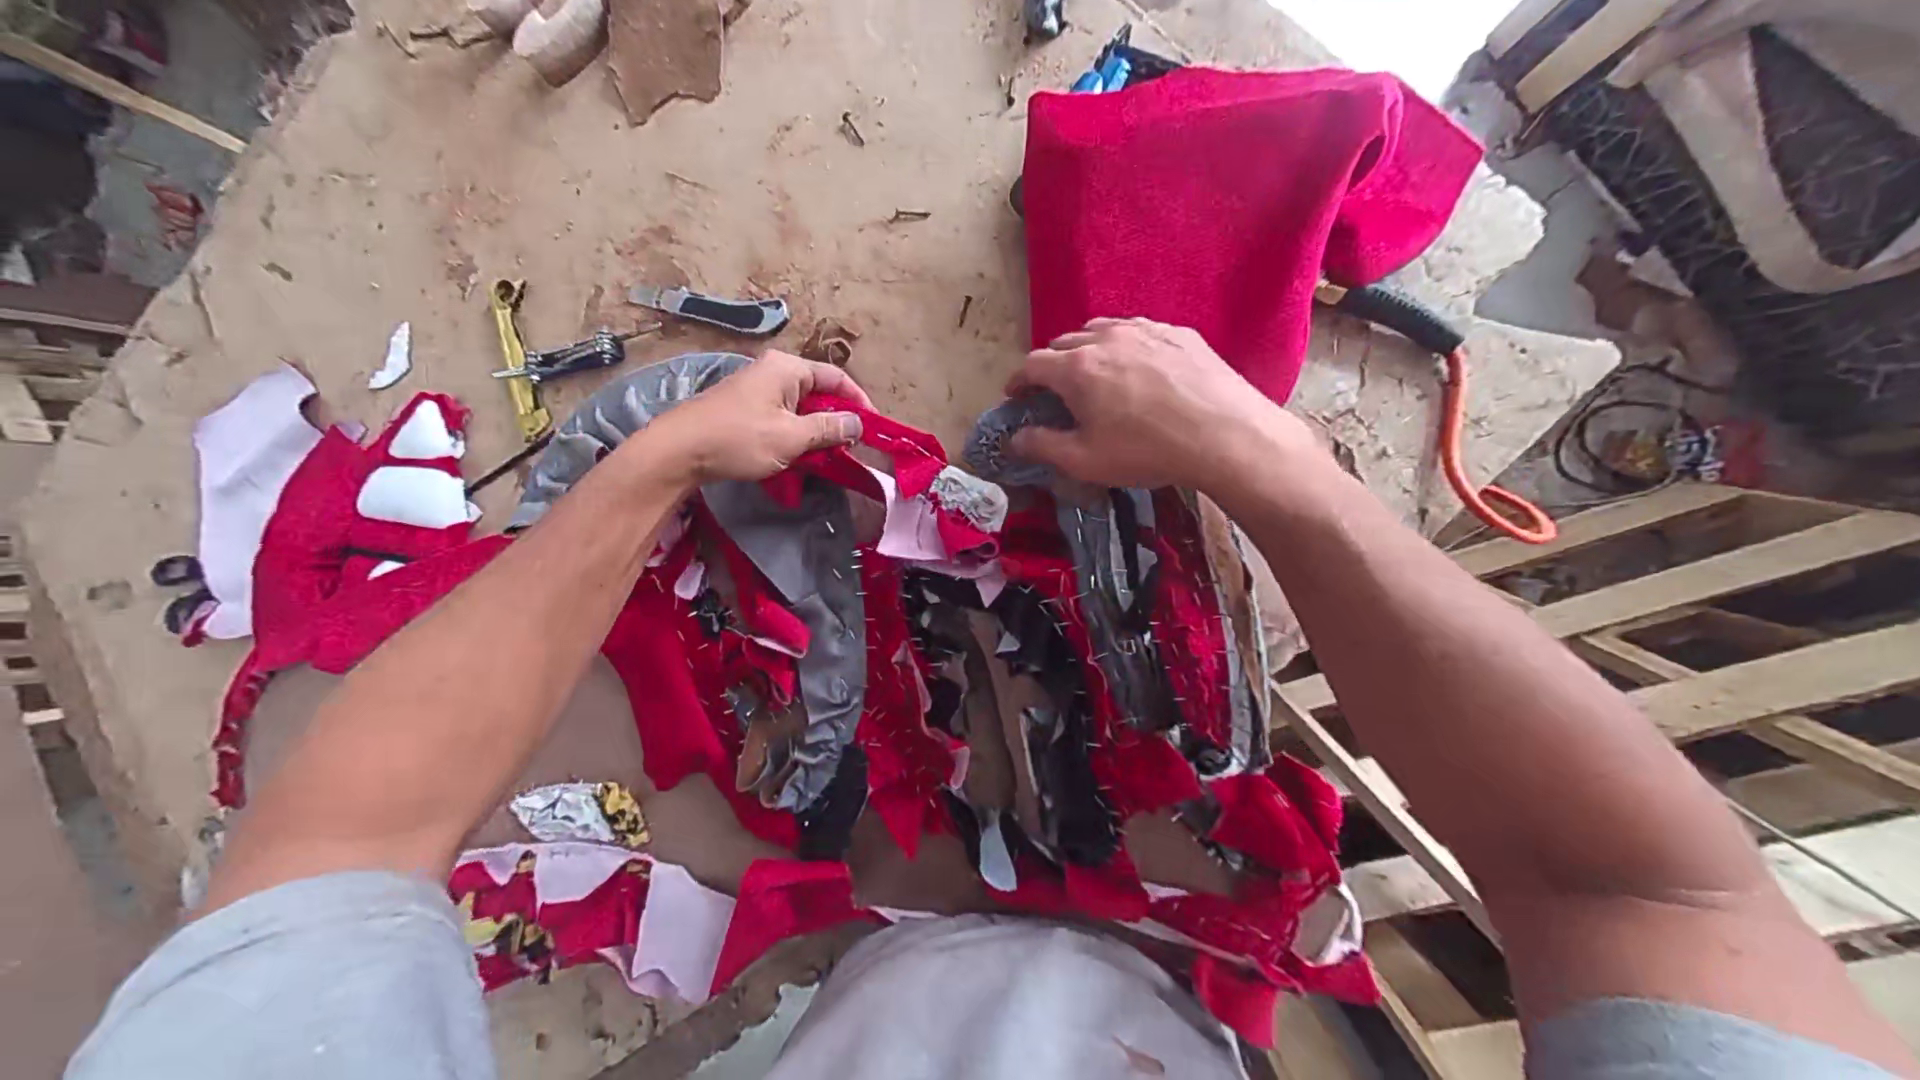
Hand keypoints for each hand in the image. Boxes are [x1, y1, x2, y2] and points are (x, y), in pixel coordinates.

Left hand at [644, 350, 869, 483]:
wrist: (679, 451)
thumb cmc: (739, 438)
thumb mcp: (792, 436)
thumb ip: (829, 429)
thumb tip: (857, 424)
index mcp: (787, 368)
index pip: (836, 377)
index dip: (859, 401)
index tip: (873, 427)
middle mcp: (773, 371)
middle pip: (819, 392)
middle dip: (838, 419)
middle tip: (852, 445)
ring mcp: (757, 389)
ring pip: (800, 408)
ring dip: (817, 431)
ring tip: (829, 455)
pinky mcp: (745, 409)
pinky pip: (783, 417)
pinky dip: (797, 434)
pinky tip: (800, 456)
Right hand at [1007, 318, 1321, 490]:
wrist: (1225, 435)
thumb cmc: (1146, 451)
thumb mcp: (1084, 460)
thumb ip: (1042, 446)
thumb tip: (1014, 438)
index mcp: (1077, 368)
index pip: (1032, 365)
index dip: (1018, 381)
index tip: (1016, 396)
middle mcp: (1106, 339)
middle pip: (1065, 343)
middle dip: (1052, 365)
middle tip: (1055, 390)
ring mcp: (1145, 330)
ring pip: (1102, 330)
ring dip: (1087, 349)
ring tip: (1093, 372)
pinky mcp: (1178, 333)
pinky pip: (1138, 331)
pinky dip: (1124, 345)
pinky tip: (1137, 367)